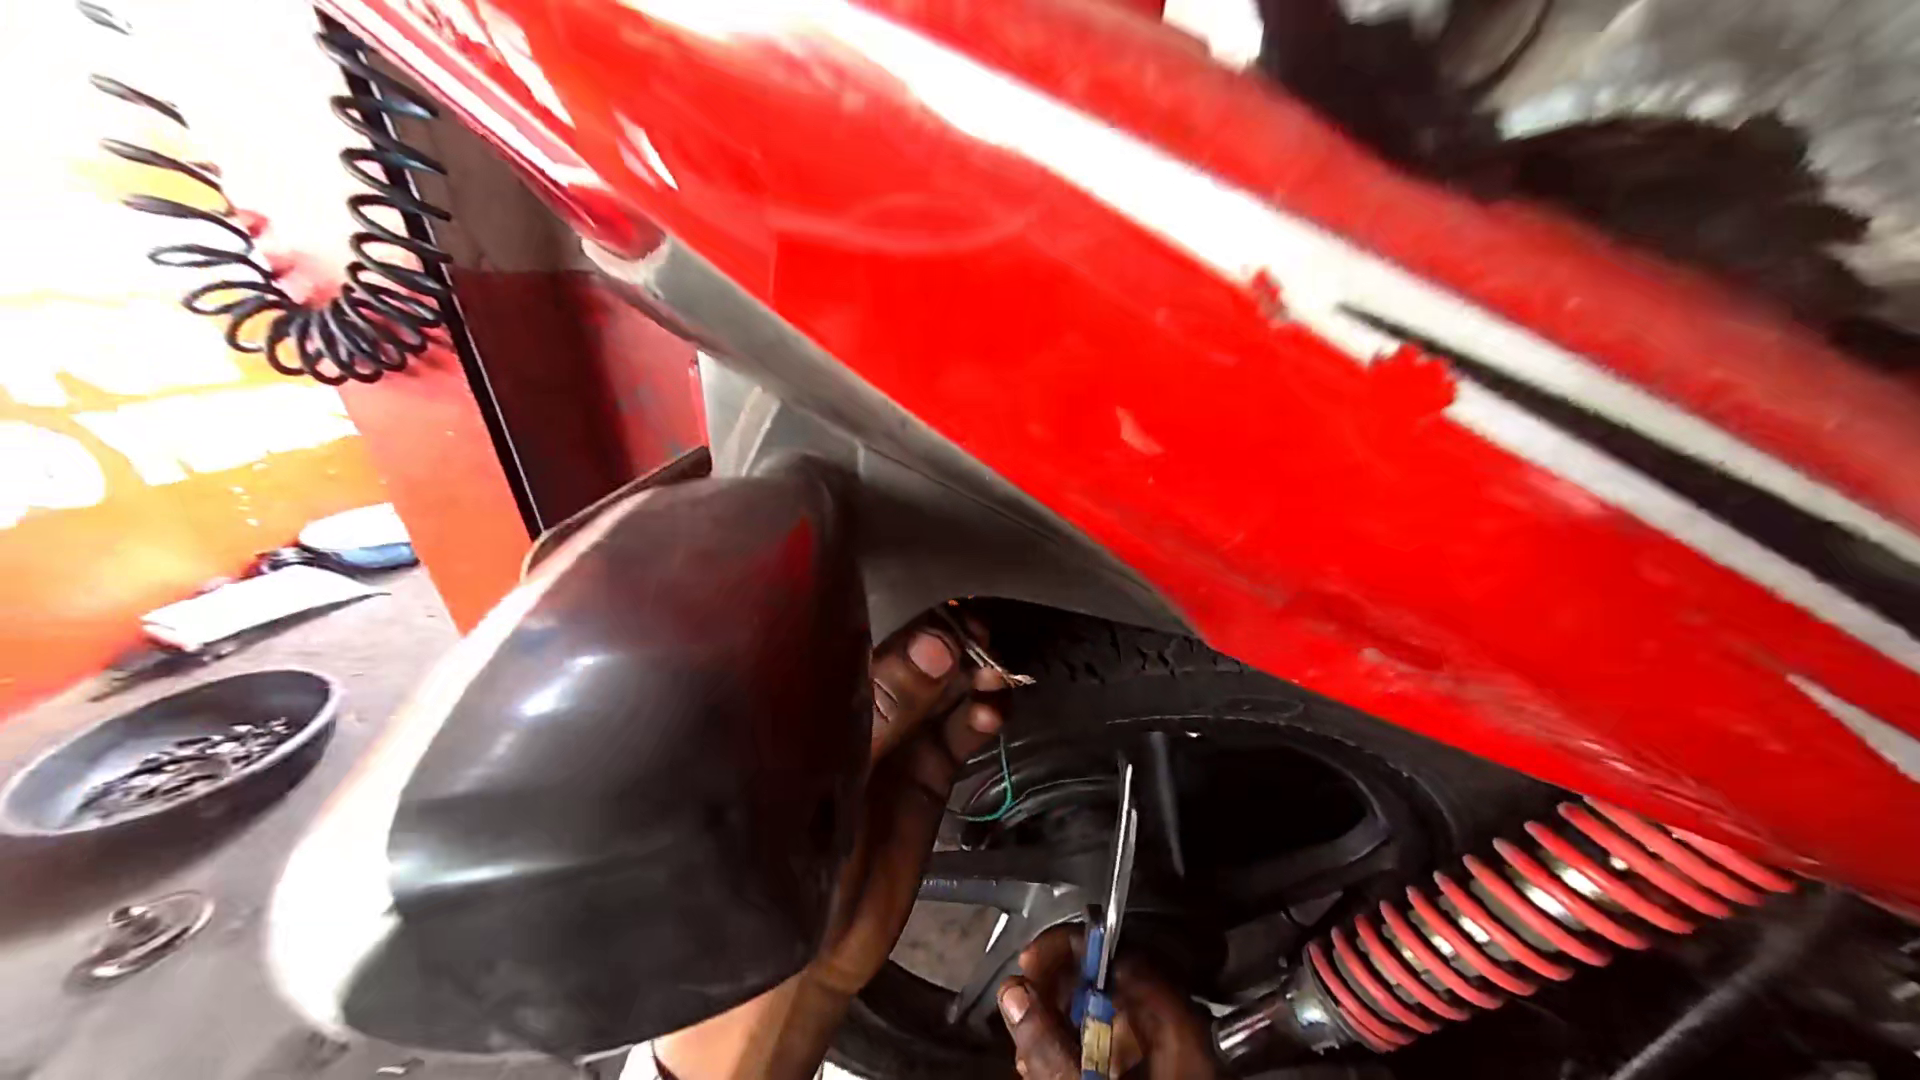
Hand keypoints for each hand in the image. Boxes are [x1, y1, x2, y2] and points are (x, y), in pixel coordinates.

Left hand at [655, 620, 1005, 1079]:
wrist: (811, 948)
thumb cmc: (794, 856)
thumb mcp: (841, 771)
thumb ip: (889, 708)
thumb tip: (934, 648)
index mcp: (829, 702)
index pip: (882, 647)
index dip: (924, 630)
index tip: (959, 622)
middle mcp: (866, 716)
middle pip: (921, 667)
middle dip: (958, 652)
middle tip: (986, 648)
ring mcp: (899, 745)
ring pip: (946, 697)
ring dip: (974, 683)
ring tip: (995, 679)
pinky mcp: (926, 777)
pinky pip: (958, 736)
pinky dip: (978, 721)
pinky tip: (989, 714)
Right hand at [998, 926, 1221, 1079]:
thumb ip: (1049, 1049)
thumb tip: (1013, 992)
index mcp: (1175, 1024)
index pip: (1116, 953)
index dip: (1066, 950)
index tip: (1027, 966)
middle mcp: (1178, 1032)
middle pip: (1108, 983)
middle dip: (1056, 992)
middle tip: (1021, 1009)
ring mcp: (1170, 1060)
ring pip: (1107, 1017)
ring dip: (1060, 1025)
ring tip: (1029, 1052)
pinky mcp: (1157, 1079)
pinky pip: (1114, 1049)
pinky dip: (1077, 1054)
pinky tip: (1049, 1072)